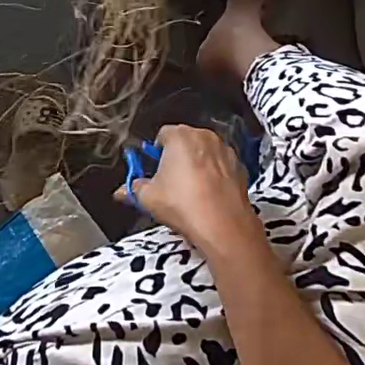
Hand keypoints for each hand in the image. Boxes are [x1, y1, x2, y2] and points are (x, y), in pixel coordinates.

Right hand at [117, 124, 263, 251]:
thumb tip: (124, 191)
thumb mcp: (148, 197)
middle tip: (167, 181)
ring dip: (195, 165)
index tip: (152, 168)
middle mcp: (204, 137)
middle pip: (184, 142)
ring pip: (203, 153)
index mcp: (180, 136)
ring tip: (188, 191)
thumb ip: (133, 188)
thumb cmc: (186, 206)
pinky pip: (220, 167)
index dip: (155, 153)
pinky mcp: (240, 169)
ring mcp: (225, 152)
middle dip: (175, 158)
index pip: (161, 135)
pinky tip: (206, 196)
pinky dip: (213, 176)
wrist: (225, 228)